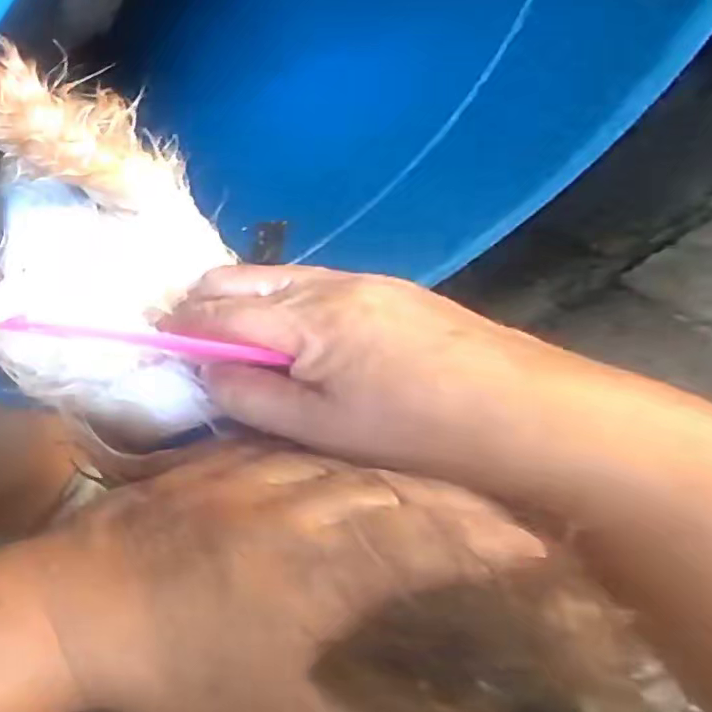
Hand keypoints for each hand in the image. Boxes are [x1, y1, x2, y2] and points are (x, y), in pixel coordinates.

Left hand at [35, 439, 547, 711]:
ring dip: (376, 472)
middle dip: (443, 500)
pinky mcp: (188, 468)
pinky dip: (305, 457)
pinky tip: (318, 464)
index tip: (529, 545)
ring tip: (417, 488)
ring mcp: (226, 478)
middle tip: (490, 516)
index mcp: (314, 567)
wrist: (72, 604)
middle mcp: (276, 506)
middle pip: (376, 487)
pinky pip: (260, 450)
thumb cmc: (177, 666)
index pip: (418, 536)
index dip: (481, 538)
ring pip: (320, 462)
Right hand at [164, 264, 635, 488]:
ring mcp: (358, 280)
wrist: (559, 423)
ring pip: (265, 276)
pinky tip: (291, 338)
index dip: (177, 327)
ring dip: (234, 302)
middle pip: (231, 279)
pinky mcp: (385, 287)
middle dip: (196, 305)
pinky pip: (302, 282)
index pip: (214, 313)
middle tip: (189, 343)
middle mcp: (325, 285)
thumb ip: (249, 396)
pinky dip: (273, 303)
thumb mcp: (325, 431)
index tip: (153, 340)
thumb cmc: (429, 435)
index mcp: (306, 320)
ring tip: (235, 343)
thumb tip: (205, 370)